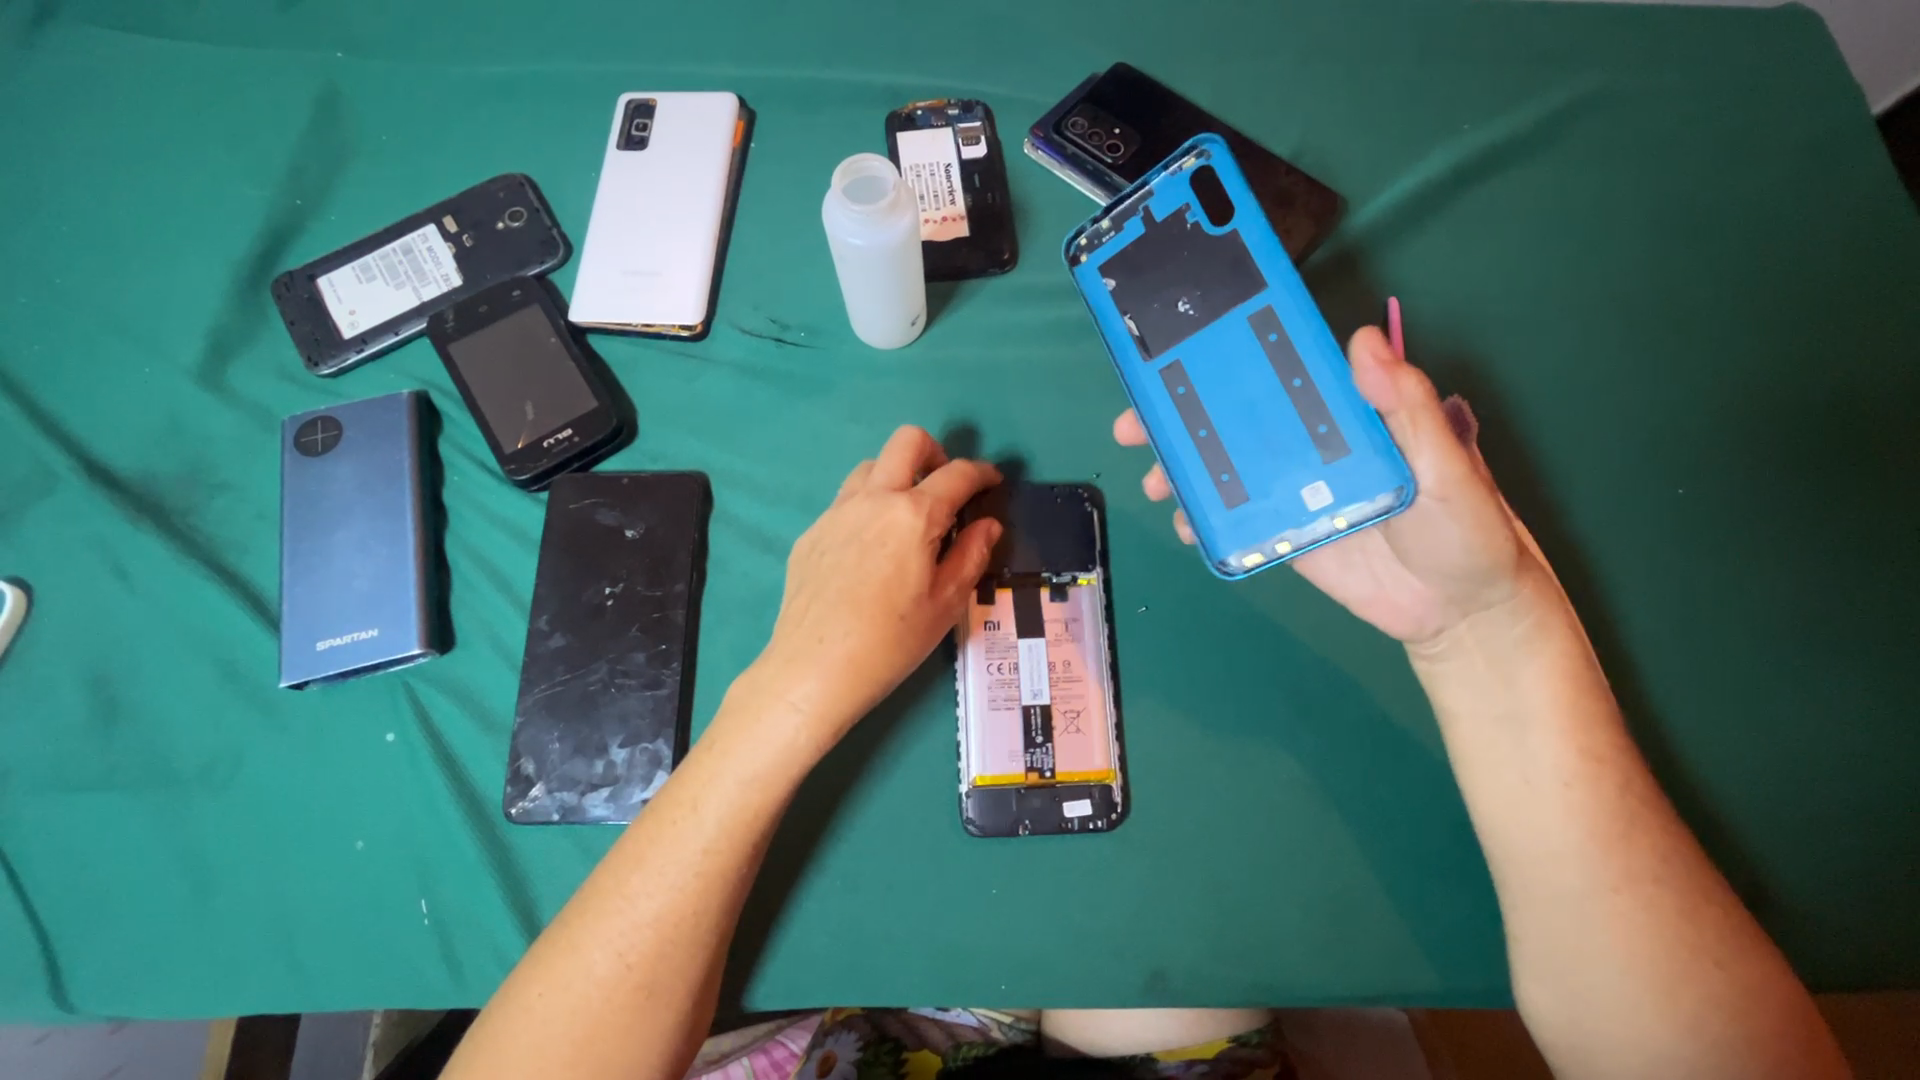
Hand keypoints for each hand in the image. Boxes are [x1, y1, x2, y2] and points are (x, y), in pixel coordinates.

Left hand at [749, 426, 1001, 755]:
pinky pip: (845, 502)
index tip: (992, 482)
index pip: (957, 474)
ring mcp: (836, 512)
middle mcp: (873, 499)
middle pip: (907, 441)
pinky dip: (868, 508)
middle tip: (946, 490)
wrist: (815, 668)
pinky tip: (870, 552)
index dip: (982, 473)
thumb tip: (987, 525)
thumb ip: (971, 555)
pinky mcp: (812, 533)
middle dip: (935, 452)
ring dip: (896, 477)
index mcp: (914, 515)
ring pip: (870, 466)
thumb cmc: (891, 641)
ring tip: (906, 519)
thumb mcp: (946, 603)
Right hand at [1115, 326, 1550, 644]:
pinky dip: (1201, 520)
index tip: (1182, 355)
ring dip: (1180, 471)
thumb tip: (1362, 340)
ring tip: (1156, 483)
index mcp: (1347, 417)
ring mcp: (1290, 493)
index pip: (1282, 376)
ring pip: (1223, 472)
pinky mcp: (1281, 535)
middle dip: (1178, 420)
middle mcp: (1310, 448)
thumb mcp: (1447, 466)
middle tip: (1134, 424)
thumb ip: (1407, 409)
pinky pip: (1232, 522)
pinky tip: (1186, 524)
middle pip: (1234, 423)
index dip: (1231, 362)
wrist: (1460, 613)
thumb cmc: (1468, 529)